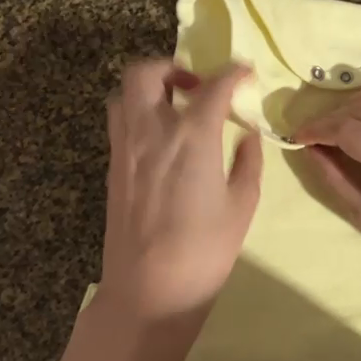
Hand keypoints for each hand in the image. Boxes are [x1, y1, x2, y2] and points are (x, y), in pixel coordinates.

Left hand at [97, 60, 262, 329]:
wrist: (149, 292)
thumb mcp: (242, 205)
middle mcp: (151, 131)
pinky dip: (139, 115)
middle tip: (197, 86)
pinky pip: (120, 123)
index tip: (246, 73)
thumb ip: (248, 161)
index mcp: (191, 136)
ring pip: (123, 94)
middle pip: (147, 73)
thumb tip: (247, 134)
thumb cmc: (205, 251)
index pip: (213, 86)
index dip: (233, 73)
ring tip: (175, 108)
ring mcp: (125, 148)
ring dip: (149, 88)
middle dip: (173, 67)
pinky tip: (163, 140)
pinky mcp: (113, 168)